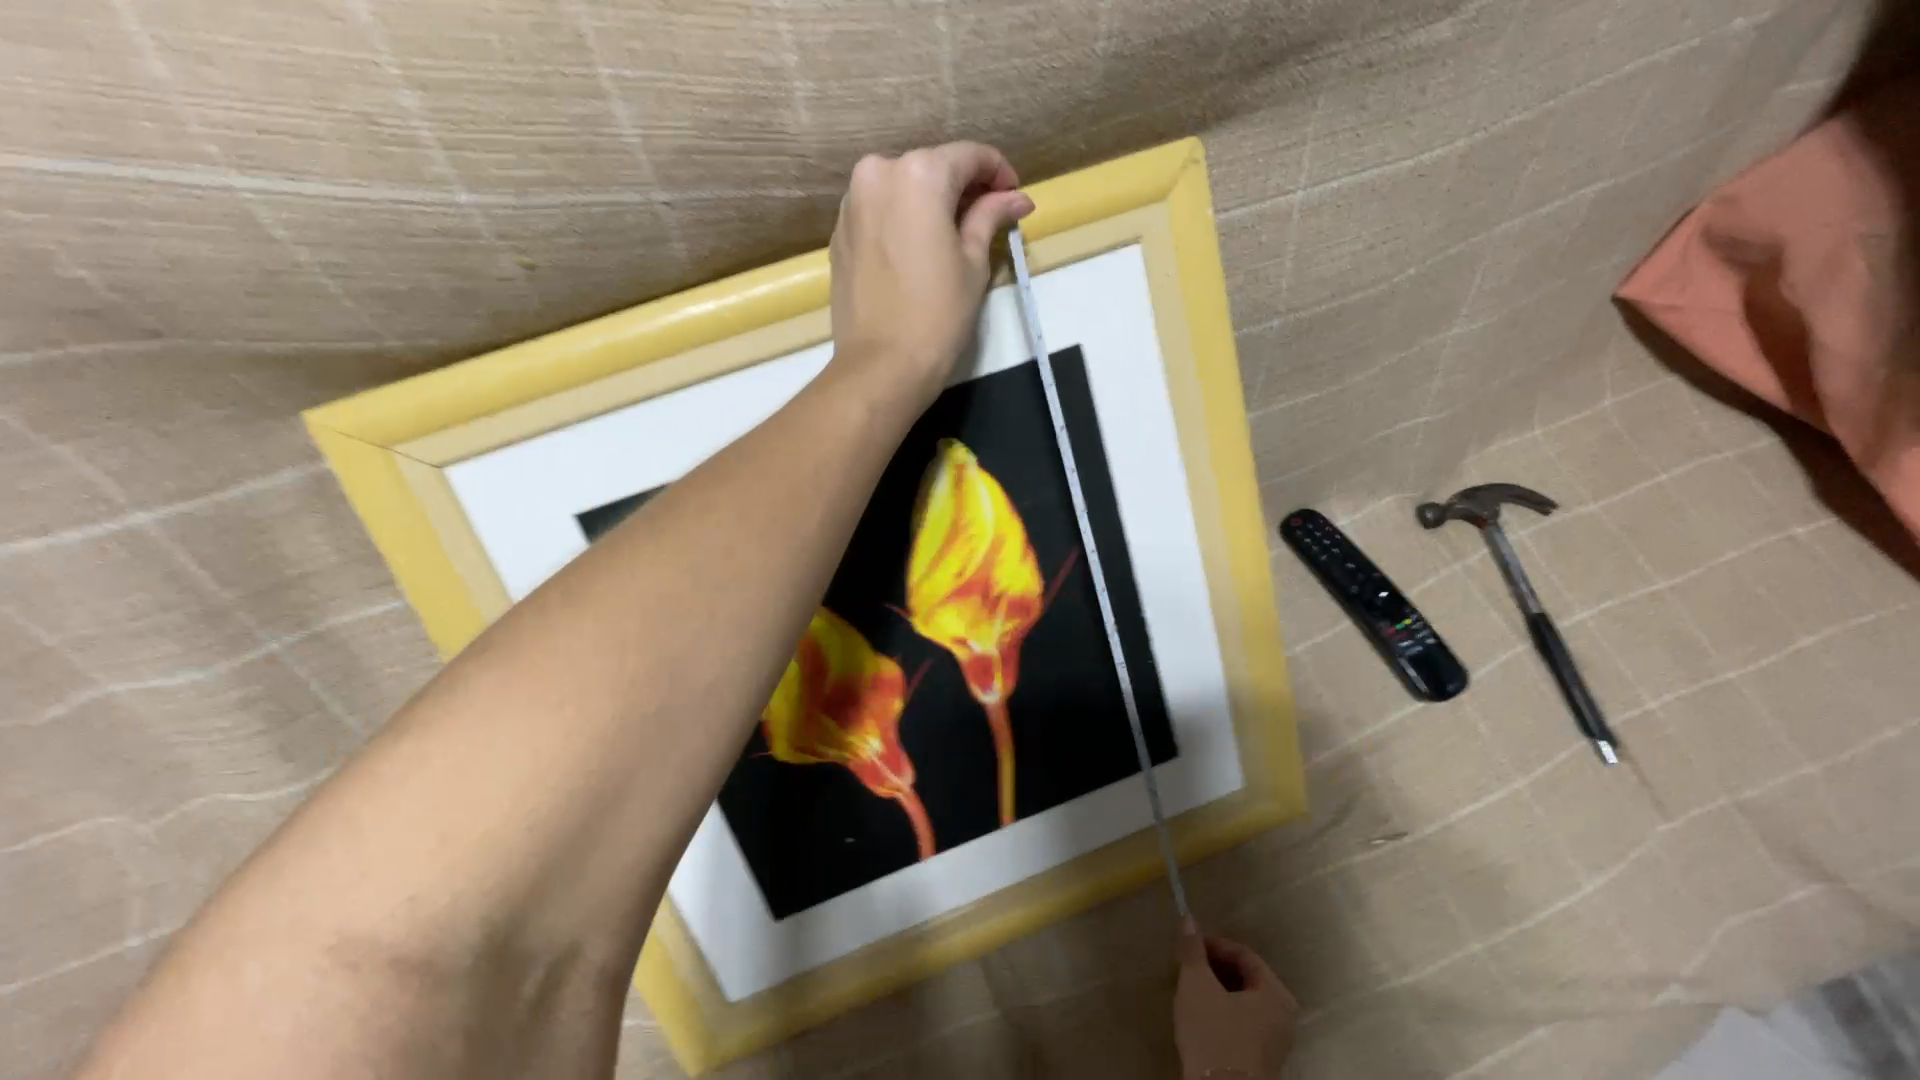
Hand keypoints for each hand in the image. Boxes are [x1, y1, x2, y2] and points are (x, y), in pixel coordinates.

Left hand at [825, 142, 1035, 407]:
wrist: (881, 364)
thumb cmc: (938, 314)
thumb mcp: (974, 261)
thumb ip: (991, 217)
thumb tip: (1016, 197)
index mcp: (919, 173)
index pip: (969, 156)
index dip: (998, 173)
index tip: (1014, 198)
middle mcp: (878, 173)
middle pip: (932, 167)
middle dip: (963, 188)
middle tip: (989, 219)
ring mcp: (852, 202)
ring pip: (903, 188)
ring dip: (931, 203)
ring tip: (955, 237)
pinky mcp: (839, 232)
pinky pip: (880, 212)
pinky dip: (903, 219)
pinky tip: (920, 249)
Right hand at [1174, 919, 1297, 1079]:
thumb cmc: (1213, 1034)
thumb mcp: (1196, 985)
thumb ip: (1193, 950)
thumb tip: (1189, 919)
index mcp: (1276, 993)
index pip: (1245, 955)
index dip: (1214, 945)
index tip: (1188, 945)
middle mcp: (1284, 1016)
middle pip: (1247, 978)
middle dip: (1215, 968)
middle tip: (1188, 966)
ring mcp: (1276, 1042)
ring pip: (1244, 1002)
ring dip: (1218, 990)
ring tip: (1190, 989)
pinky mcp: (1262, 1061)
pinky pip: (1244, 1024)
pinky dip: (1224, 1012)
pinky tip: (1202, 1017)